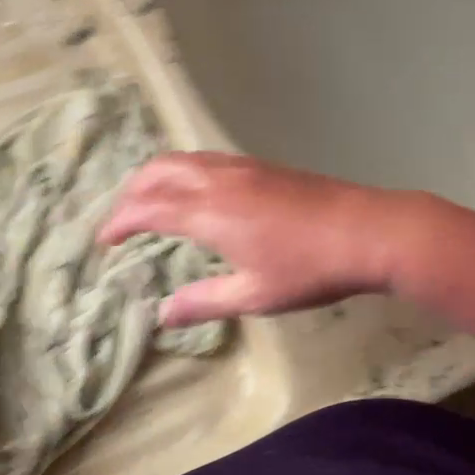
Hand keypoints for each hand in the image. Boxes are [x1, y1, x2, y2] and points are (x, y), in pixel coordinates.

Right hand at [97, 153, 418, 326]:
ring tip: (151, 202)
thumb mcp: (255, 295)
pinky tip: (199, 192)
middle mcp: (220, 181)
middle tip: (122, 220)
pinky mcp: (266, 166)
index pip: (148, 208)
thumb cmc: (311, 269)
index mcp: (209, 212)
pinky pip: (209, 159)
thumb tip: (161, 315)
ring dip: (158, 177)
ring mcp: (245, 168)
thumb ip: (204, 302)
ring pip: (185, 159)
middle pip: (159, 172)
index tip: (105, 240)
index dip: (120, 222)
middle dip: (131, 192)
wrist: (369, 231)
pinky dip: (186, 170)